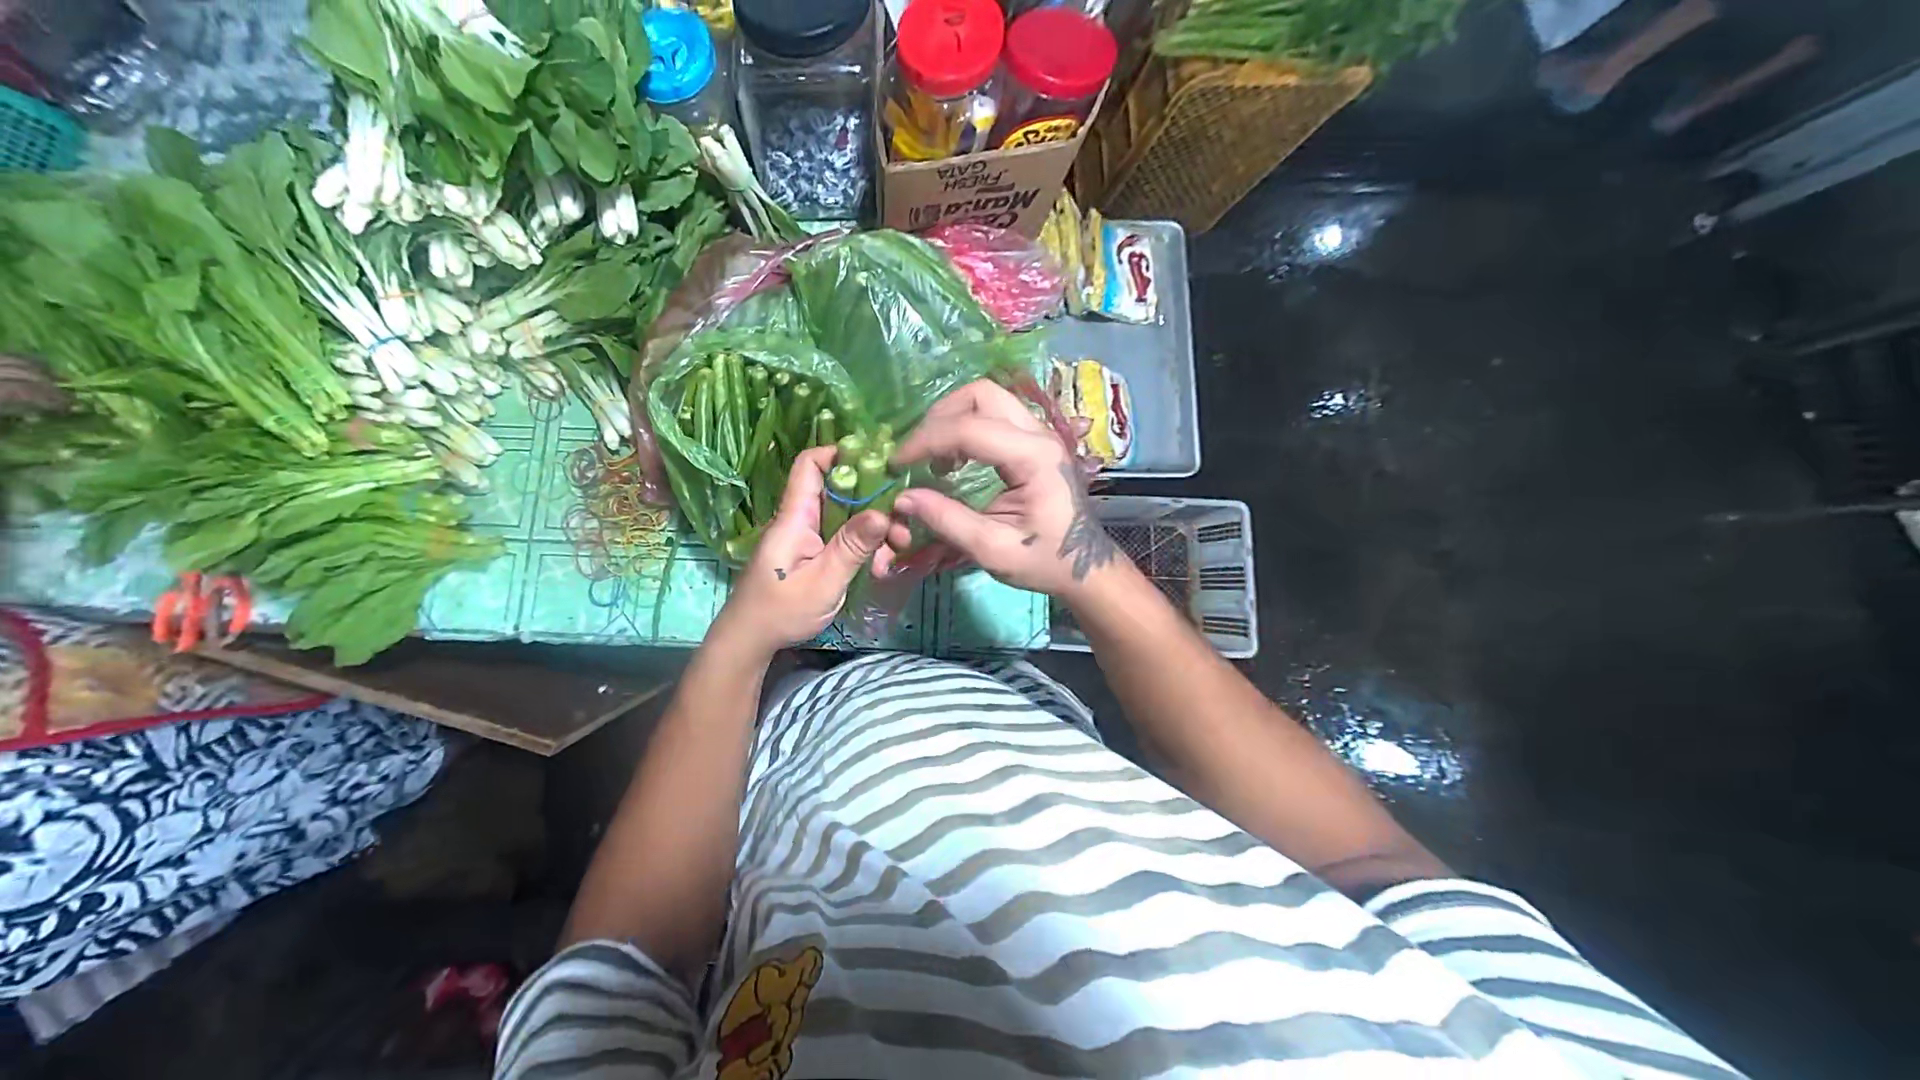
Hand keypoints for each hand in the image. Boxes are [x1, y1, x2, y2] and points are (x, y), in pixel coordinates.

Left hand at [714, 447, 903, 654]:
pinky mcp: (815, 554)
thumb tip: (883, 512)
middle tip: (901, 526)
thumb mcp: (823, 581)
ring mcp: (809, 537)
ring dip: (875, 530)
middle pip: (841, 492)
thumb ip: (851, 547)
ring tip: (896, 552)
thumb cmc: (781, 612)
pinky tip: (881, 566)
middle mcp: (802, 520)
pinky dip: (865, 547)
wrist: (751, 641)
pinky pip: (845, 538)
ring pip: (848, 517)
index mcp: (795, 518)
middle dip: (875, 503)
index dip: (840, 454)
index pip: (810, 465)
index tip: (879, 463)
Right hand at [882, 380, 1121, 600]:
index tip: (898, 464)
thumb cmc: (1044, 561)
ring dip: (953, 418)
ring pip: (988, 397)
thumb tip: (903, 497)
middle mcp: (1040, 434)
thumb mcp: (992, 550)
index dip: (926, 441)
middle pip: (981, 394)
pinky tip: (955, 459)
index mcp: (1034, 458)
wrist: (1085, 566)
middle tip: (917, 453)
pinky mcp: (1034, 440)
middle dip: (940, 416)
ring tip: (935, 458)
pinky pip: (995, 414)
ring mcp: (1040, 433)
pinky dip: (967, 426)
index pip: (970, 429)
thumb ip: (947, 520)